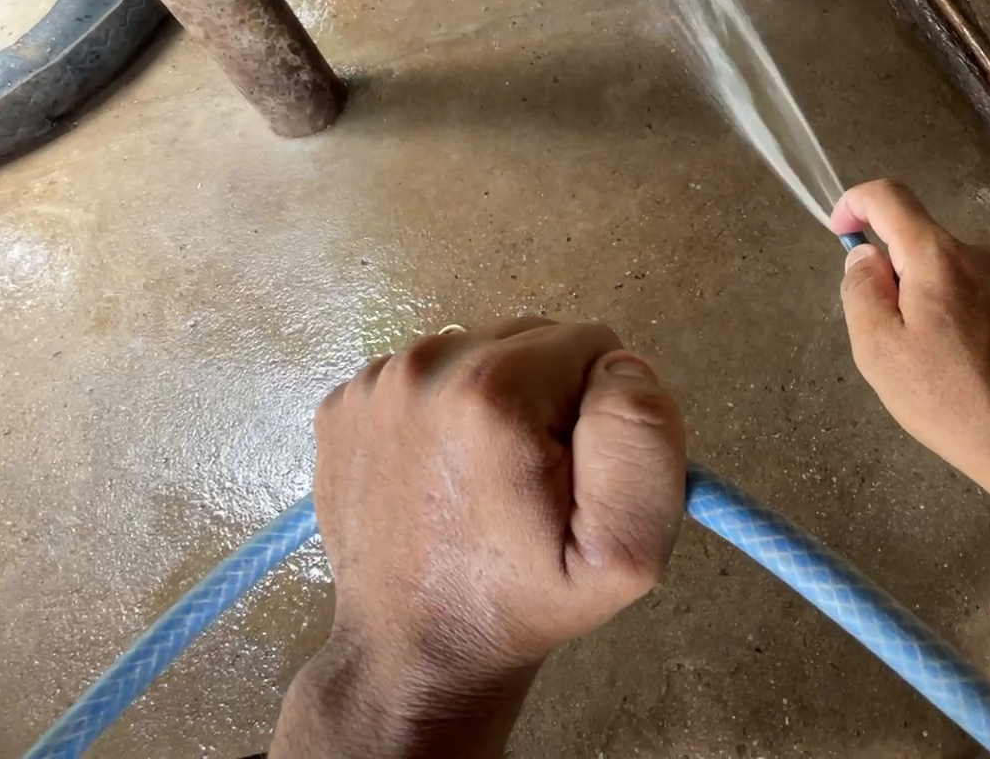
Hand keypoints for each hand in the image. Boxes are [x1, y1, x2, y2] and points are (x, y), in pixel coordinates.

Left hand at [272, 318, 686, 757]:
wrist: (413, 652)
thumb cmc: (525, 601)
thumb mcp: (624, 550)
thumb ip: (644, 440)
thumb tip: (621, 363)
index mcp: (493, 389)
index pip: (591, 344)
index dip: (599, 407)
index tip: (575, 469)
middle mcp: (424, 365)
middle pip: (535, 338)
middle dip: (552, 393)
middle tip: (538, 473)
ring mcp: (375, 382)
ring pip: (485, 349)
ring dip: (502, 396)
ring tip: (489, 472)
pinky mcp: (345, 400)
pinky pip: (434, 373)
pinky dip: (450, 406)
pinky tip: (444, 466)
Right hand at [833, 180, 989, 619]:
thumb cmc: (950, 399)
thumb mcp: (880, 350)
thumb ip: (862, 290)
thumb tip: (865, 256)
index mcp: (938, 256)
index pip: (889, 197)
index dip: (855, 203)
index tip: (839, 231)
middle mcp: (979, 253)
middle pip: (916, 239)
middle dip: (889, 273)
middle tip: (886, 337)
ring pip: (943, 268)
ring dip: (920, 296)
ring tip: (925, 360)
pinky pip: (971, 289)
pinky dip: (949, 309)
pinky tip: (959, 363)